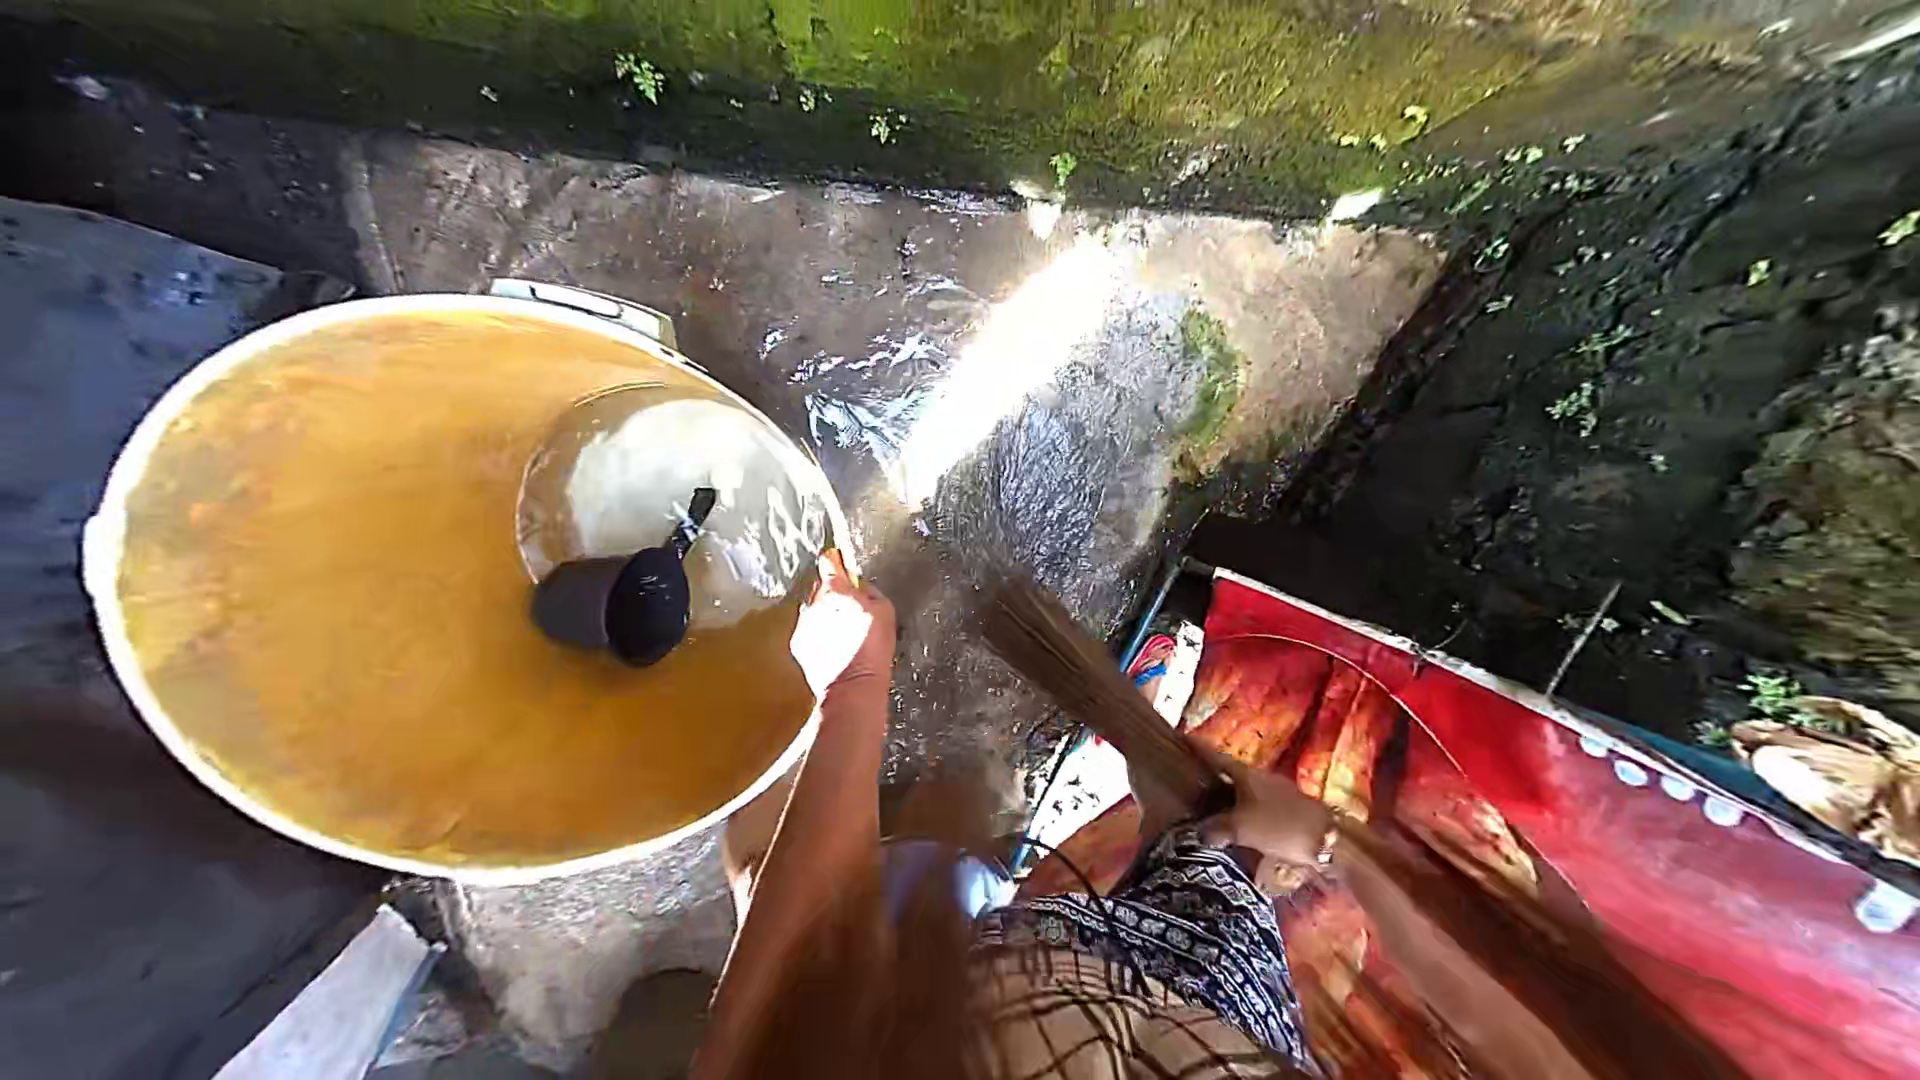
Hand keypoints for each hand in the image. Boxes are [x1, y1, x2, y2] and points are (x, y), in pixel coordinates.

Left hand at [789, 549, 895, 698]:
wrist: (851, 686)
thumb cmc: (870, 650)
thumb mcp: (885, 611)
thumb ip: (870, 591)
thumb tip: (860, 586)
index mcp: (835, 590)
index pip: (828, 561)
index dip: (836, 558)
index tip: (839, 559)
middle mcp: (813, 604)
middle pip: (819, 585)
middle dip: (832, 591)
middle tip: (850, 605)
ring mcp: (803, 624)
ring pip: (812, 609)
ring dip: (825, 614)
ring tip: (844, 631)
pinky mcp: (798, 644)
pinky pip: (808, 630)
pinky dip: (819, 634)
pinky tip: (835, 645)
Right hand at [1193, 745, 1334, 879]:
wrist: (1332, 842)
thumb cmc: (1280, 826)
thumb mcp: (1241, 829)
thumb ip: (1216, 829)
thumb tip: (1198, 833)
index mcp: (1245, 774)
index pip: (1215, 756)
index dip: (1198, 748)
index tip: (1182, 737)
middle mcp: (1260, 777)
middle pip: (1230, 772)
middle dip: (1212, 774)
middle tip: (1192, 778)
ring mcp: (1277, 792)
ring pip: (1245, 789)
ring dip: (1229, 794)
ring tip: (1211, 804)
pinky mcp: (1289, 810)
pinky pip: (1257, 804)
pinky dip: (1244, 809)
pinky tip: (1240, 823)